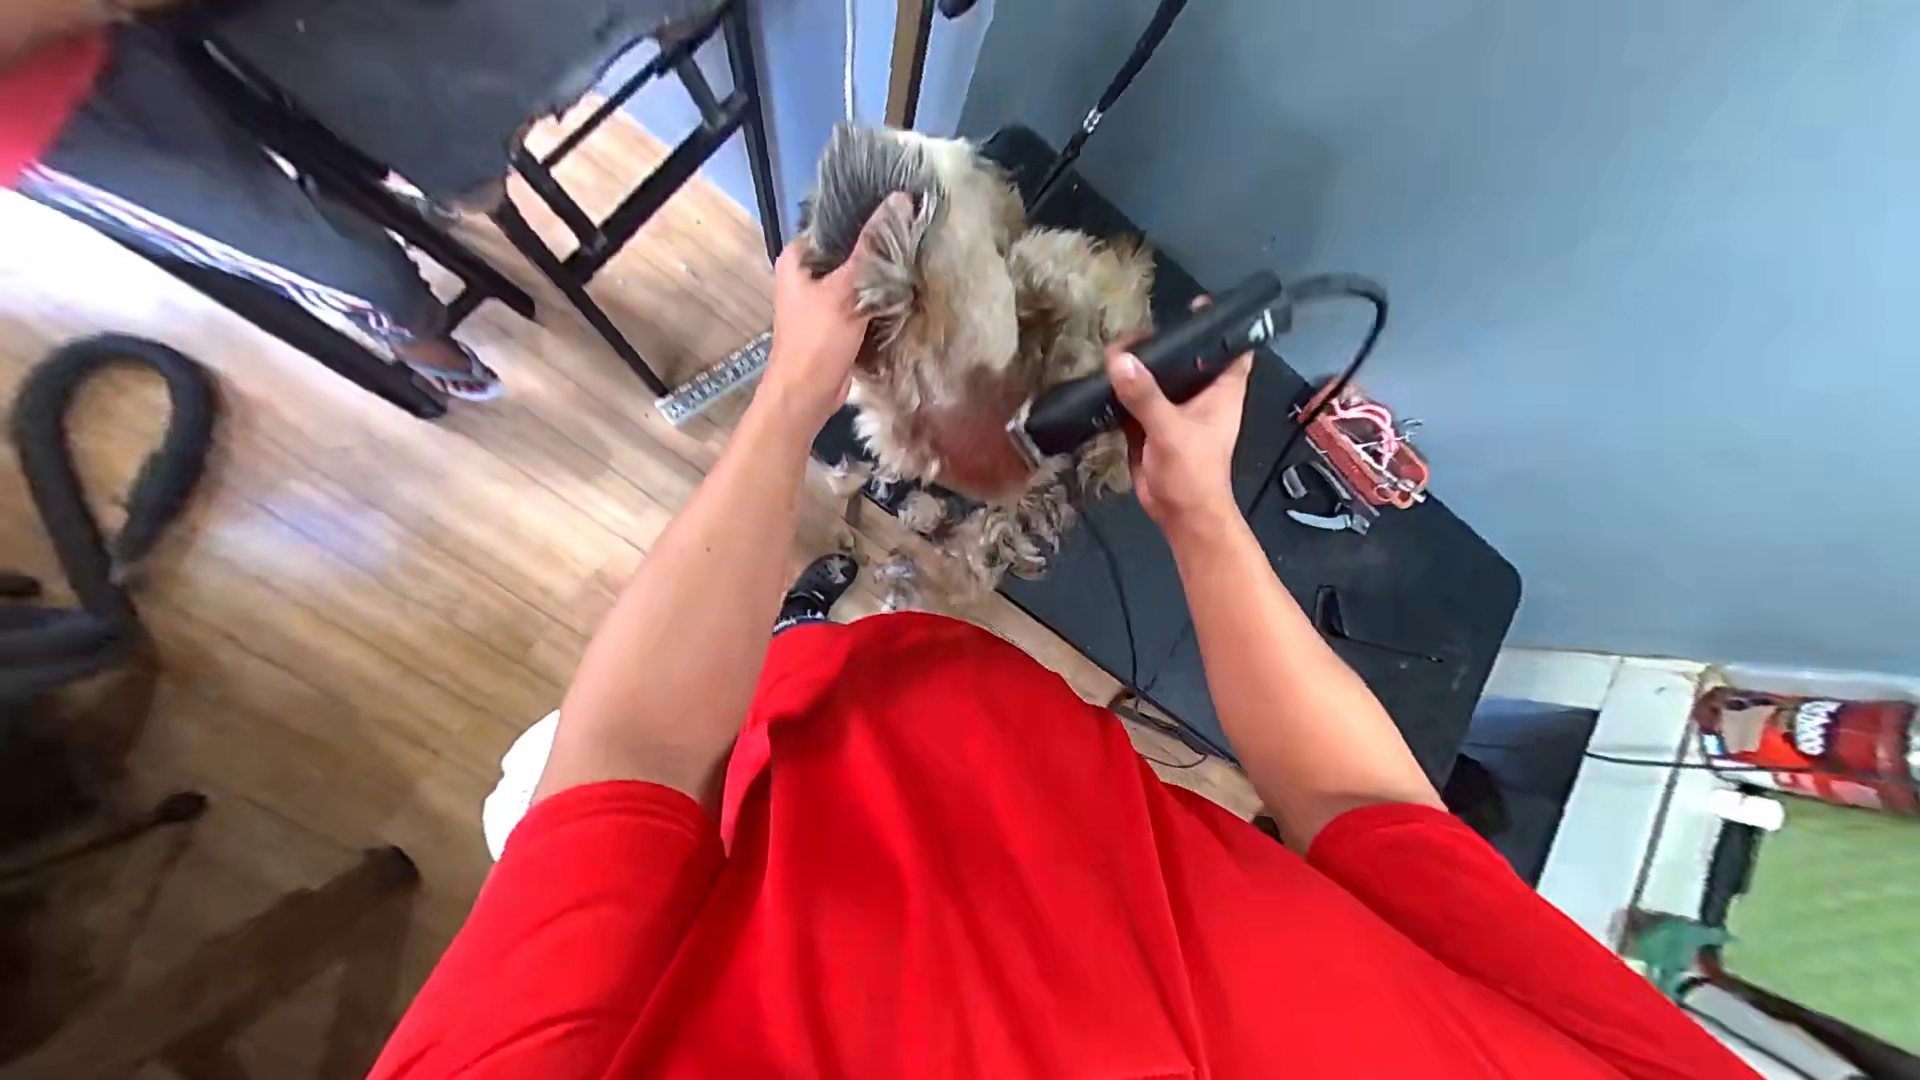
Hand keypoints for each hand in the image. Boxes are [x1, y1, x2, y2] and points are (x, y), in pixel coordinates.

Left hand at [758, 194, 907, 434]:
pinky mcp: (837, 323)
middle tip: (915, 233)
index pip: (836, 221)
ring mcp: (822, 300)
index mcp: (799, 256)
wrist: (807, 395)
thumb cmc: (817, 340)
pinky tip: (905, 291)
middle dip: (878, 247)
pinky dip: (879, 300)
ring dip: (882, 276)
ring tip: (916, 256)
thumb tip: (899, 202)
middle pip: (849, 250)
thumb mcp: (846, 290)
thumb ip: (872, 249)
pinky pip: (862, 302)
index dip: (867, 213)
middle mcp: (808, 274)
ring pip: (858, 278)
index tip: (901, 207)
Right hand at [1106, 322, 1251, 536]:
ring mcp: (1172, 411)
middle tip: (1139, 329)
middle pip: (1186, 358)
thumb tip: (1119, 360)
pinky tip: (1103, 378)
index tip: (1197, 305)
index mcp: (1221, 390)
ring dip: (1138, 368)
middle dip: (1165, 343)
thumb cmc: (1193, 471)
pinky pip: (1134, 402)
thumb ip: (1144, 395)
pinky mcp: (1149, 427)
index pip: (1231, 347)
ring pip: (1156, 380)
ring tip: (1115, 349)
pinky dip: (1121, 392)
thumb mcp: (1170, 429)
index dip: (1220, 324)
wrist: (1179, 514)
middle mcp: (1199, 396)